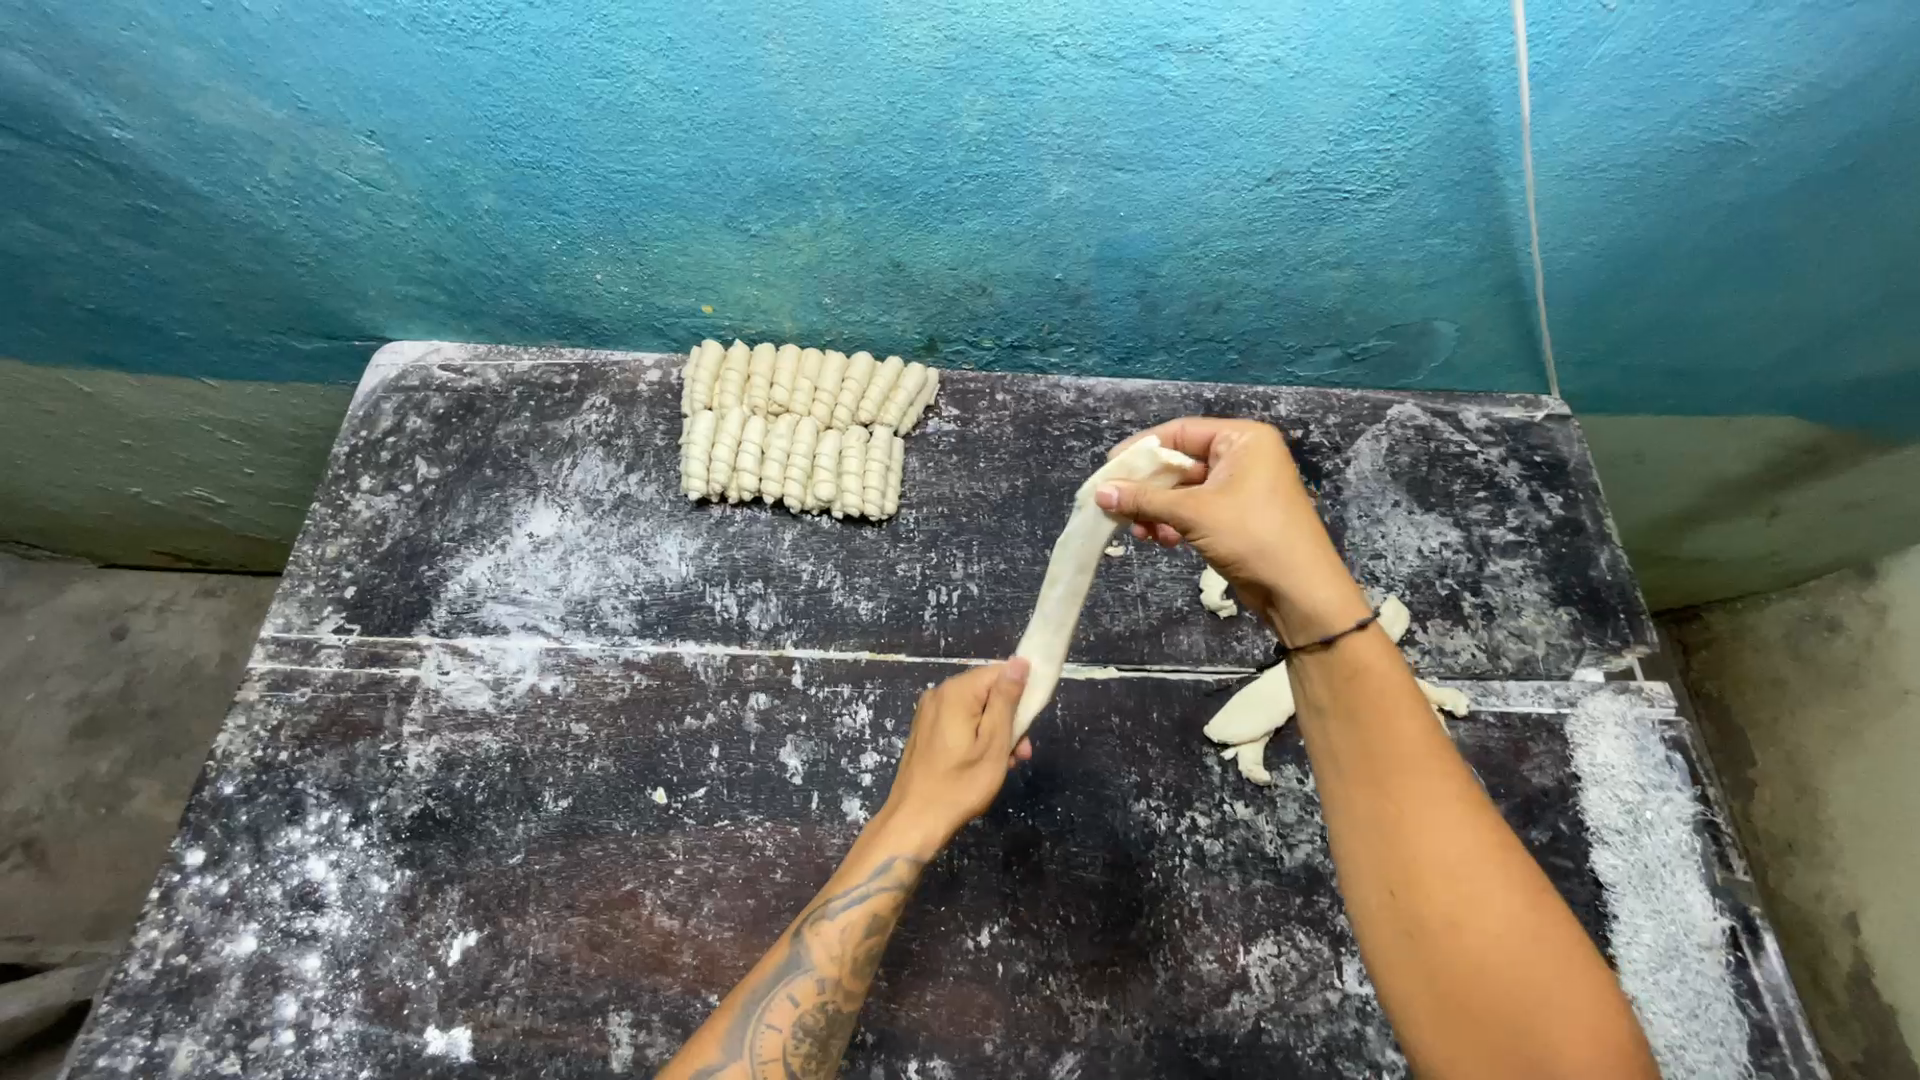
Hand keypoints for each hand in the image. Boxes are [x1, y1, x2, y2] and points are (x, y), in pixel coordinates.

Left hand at [877, 659, 1032, 852]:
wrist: (915, 820)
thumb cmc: (960, 784)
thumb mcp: (993, 743)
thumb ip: (1006, 699)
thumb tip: (1019, 661)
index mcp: (956, 692)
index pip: (998, 672)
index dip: (1019, 693)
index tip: (1029, 722)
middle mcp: (939, 694)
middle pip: (986, 692)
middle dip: (1008, 718)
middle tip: (1021, 752)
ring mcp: (929, 712)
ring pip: (975, 709)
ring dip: (995, 732)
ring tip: (1006, 763)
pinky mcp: (926, 729)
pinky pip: (960, 721)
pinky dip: (977, 737)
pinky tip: (985, 763)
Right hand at [1093, 417, 1370, 643]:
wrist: (1298, 590)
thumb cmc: (1252, 536)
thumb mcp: (1193, 513)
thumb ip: (1144, 500)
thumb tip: (1100, 493)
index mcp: (1242, 439)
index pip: (1180, 432)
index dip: (1141, 449)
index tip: (1109, 468)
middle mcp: (1242, 457)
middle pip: (1179, 463)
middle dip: (1147, 488)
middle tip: (1115, 505)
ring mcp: (1239, 488)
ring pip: (1183, 490)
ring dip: (1156, 510)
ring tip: (1139, 532)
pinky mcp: (1235, 516)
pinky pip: (1194, 510)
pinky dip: (1173, 522)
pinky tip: (1160, 540)